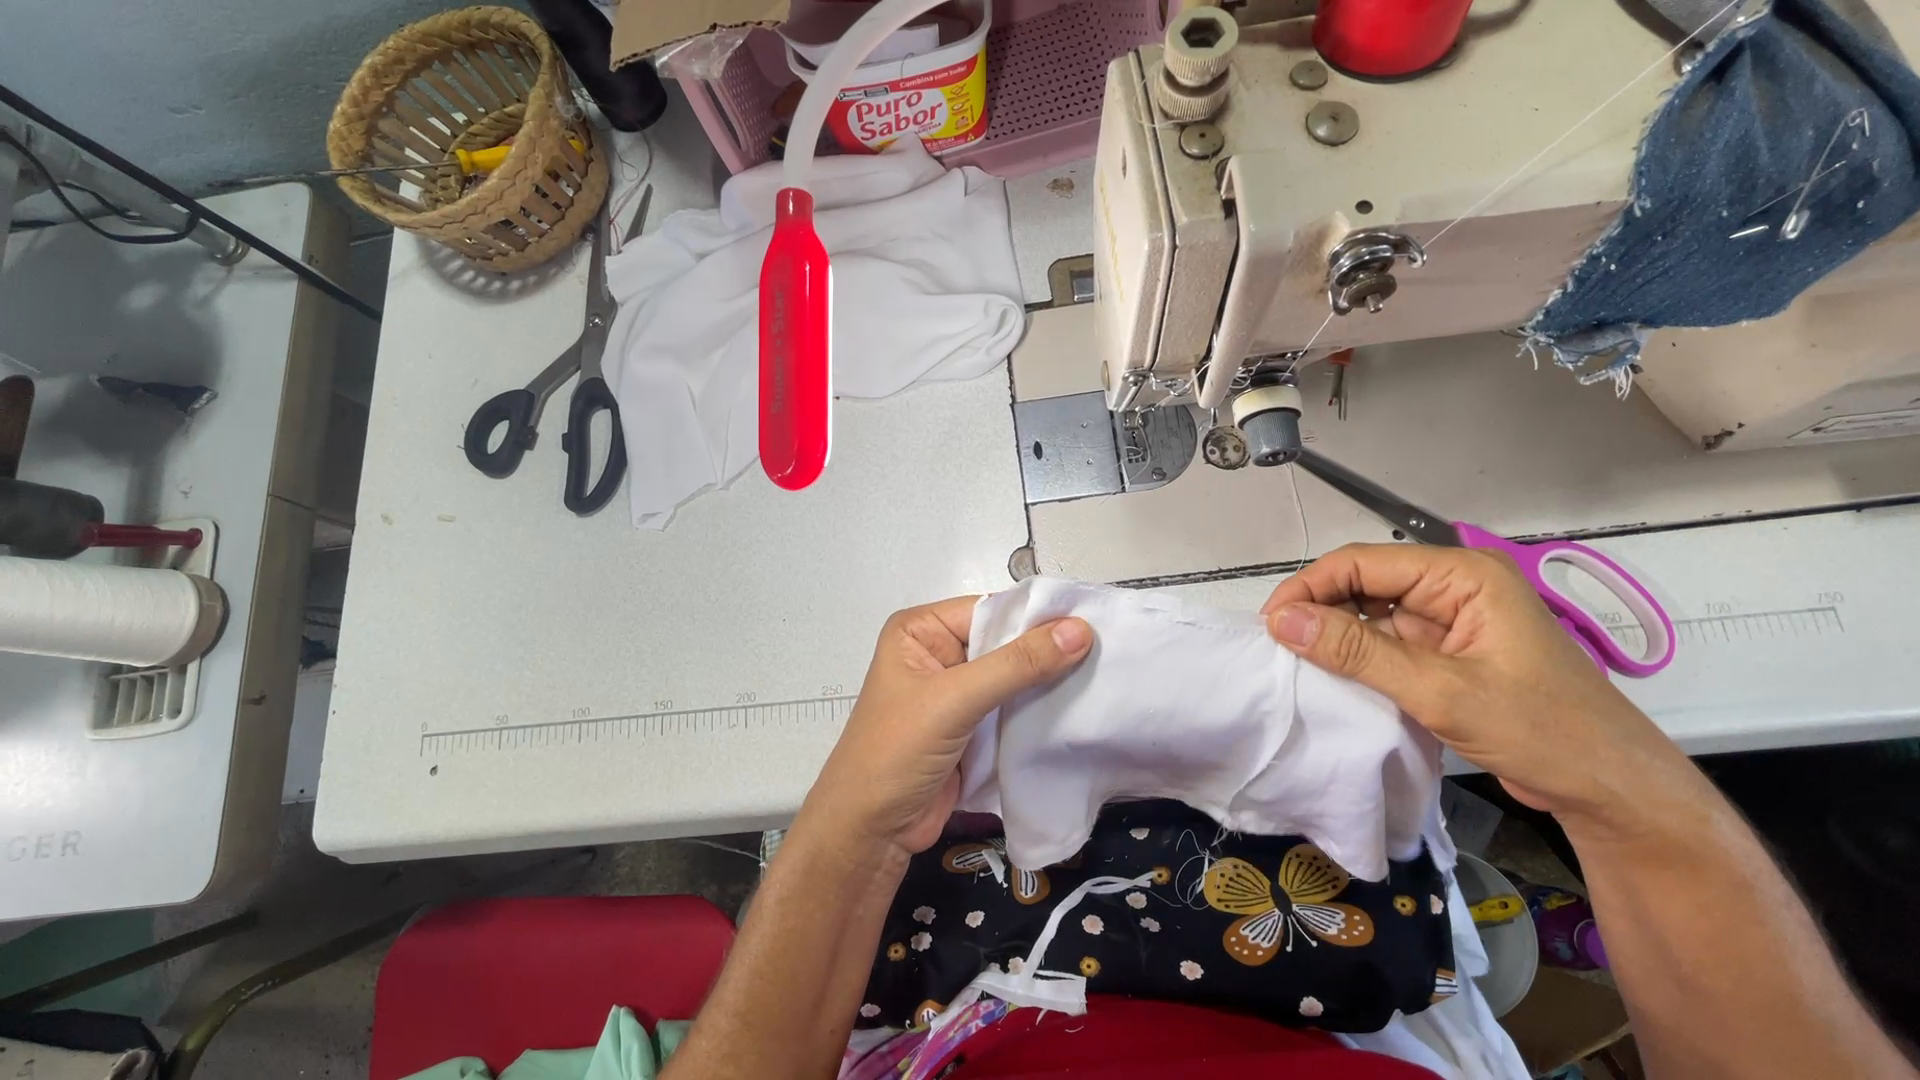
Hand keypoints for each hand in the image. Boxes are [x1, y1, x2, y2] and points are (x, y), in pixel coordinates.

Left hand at [799, 596, 1092, 859]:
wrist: (872, 832)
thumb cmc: (896, 753)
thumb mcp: (955, 701)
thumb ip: (1018, 665)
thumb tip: (1080, 630)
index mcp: (920, 630)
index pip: (989, 609)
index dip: (1037, 616)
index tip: (1092, 622)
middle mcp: (938, 653)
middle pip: (1005, 642)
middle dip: (1048, 650)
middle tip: (1106, 651)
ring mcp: (956, 693)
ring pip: (1014, 676)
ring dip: (1049, 682)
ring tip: (1101, 677)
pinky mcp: (972, 728)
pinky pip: (1014, 708)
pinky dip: (1041, 711)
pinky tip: (1078, 708)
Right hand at [1261, 543, 1693, 829]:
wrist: (1611, 792)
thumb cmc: (1542, 731)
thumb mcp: (1440, 690)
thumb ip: (1358, 651)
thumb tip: (1282, 620)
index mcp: (1463, 577)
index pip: (1364, 563)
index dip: (1310, 587)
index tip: (1270, 625)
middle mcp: (1454, 590)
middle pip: (1364, 585)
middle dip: (1318, 611)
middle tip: (1275, 648)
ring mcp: (1451, 625)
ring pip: (1371, 617)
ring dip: (1334, 638)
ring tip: (1294, 664)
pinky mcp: (1448, 658)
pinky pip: (1386, 647)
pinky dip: (1356, 661)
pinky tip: (1331, 680)